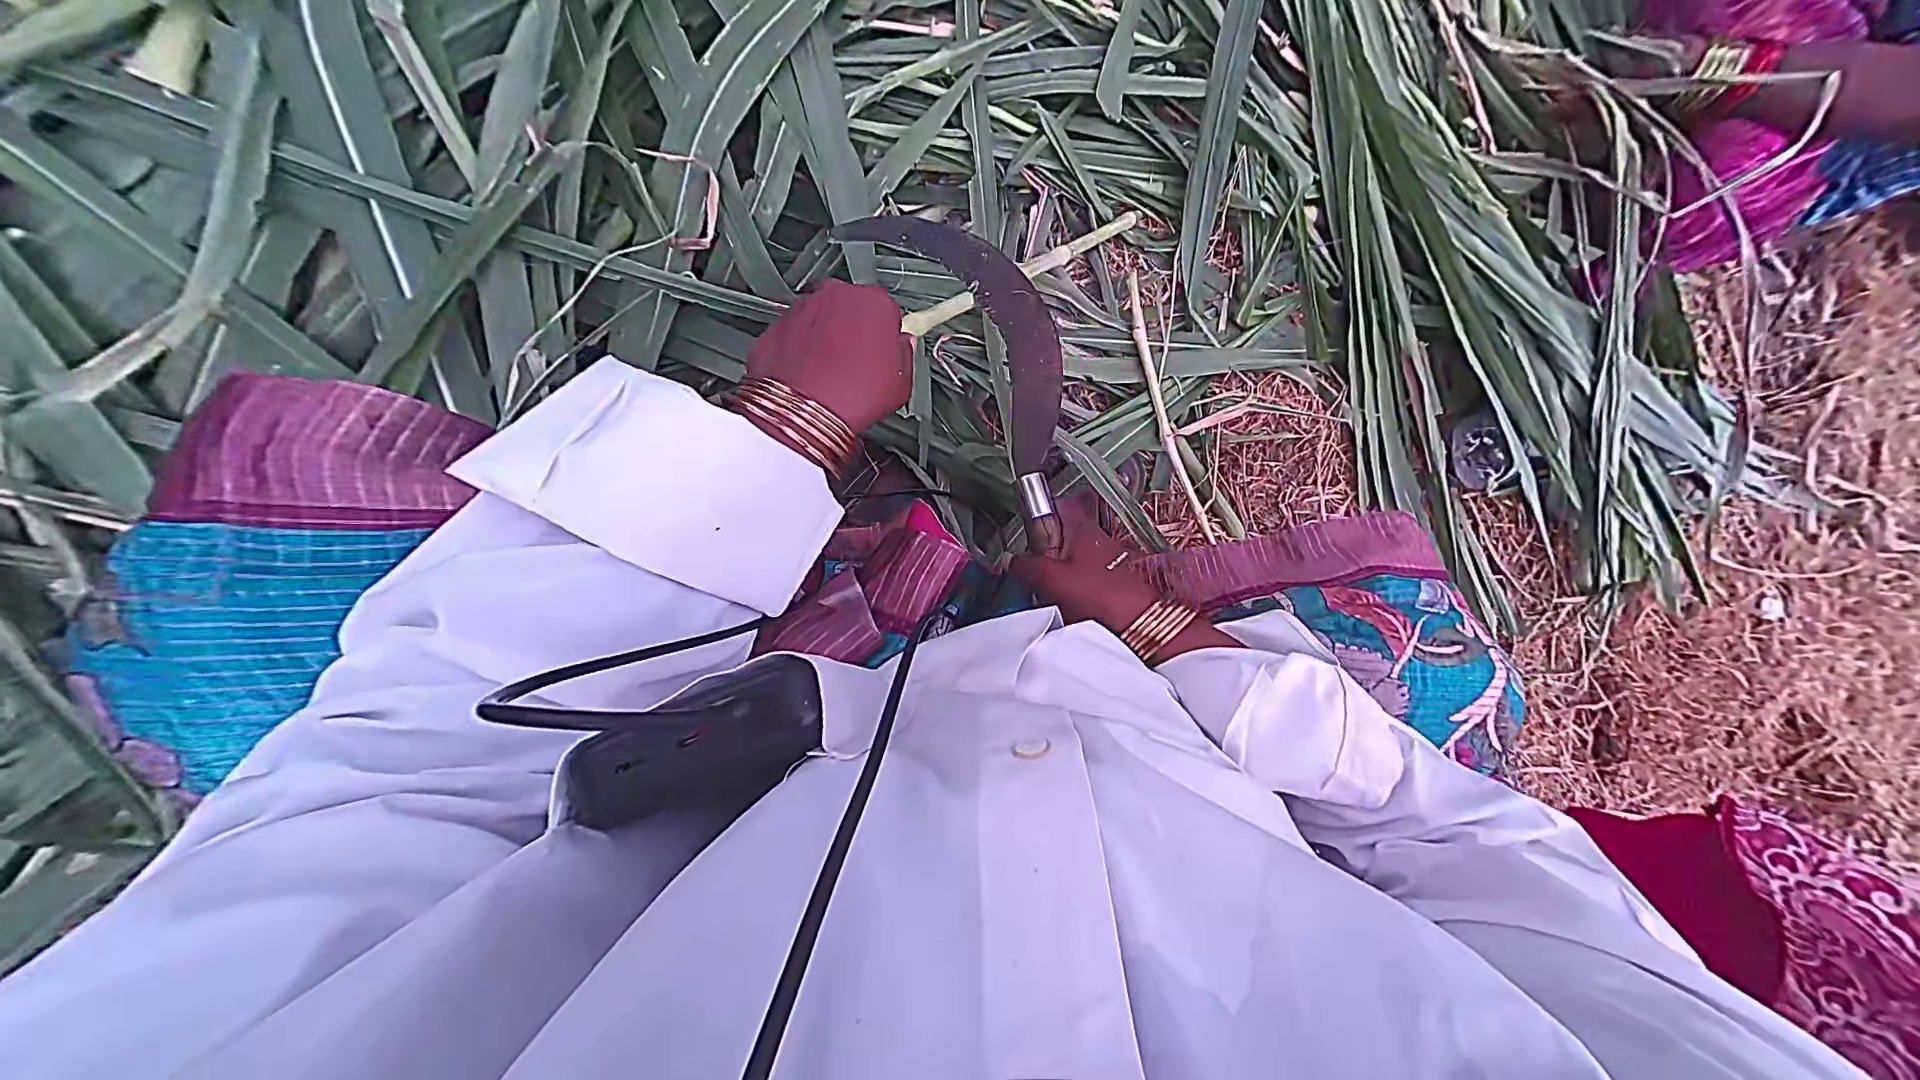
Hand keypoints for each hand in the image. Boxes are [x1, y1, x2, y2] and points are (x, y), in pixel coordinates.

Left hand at [747, 279, 911, 433]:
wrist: (801, 412)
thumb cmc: (850, 396)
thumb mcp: (900, 385)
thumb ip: (905, 356)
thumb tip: (903, 349)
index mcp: (875, 303)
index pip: (889, 310)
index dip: (888, 334)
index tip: (887, 352)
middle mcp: (837, 295)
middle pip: (852, 308)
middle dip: (856, 332)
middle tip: (859, 367)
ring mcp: (803, 308)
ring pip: (822, 318)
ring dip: (827, 339)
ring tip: (833, 375)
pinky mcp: (776, 325)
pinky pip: (795, 334)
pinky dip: (801, 349)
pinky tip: (811, 376)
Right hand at [1011, 500, 1161, 629]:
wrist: (1141, 626)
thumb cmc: (1102, 596)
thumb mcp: (1050, 578)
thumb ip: (1027, 565)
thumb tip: (1012, 560)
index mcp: (1083, 529)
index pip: (1058, 503)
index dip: (1040, 509)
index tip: (1025, 524)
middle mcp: (1098, 540)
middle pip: (1061, 535)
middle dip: (1044, 551)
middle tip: (1033, 568)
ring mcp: (1108, 562)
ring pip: (1071, 559)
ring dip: (1057, 573)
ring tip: (1049, 592)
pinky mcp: (1113, 584)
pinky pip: (1083, 580)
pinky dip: (1072, 590)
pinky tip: (1068, 606)